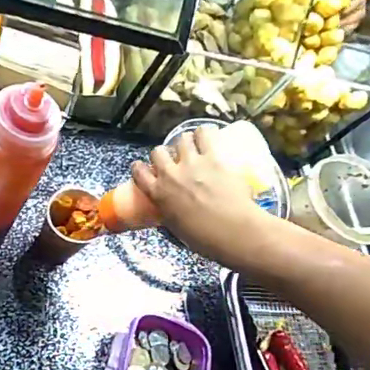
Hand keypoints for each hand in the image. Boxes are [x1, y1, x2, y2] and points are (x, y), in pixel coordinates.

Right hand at [130, 125, 284, 268]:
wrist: (231, 230)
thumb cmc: (203, 237)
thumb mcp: (175, 226)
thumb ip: (172, 212)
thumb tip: (177, 211)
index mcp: (158, 194)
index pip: (139, 173)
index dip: (140, 167)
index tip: (144, 168)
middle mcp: (170, 175)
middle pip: (158, 152)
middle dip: (163, 153)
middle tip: (173, 158)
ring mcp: (192, 164)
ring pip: (181, 139)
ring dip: (184, 140)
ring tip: (192, 143)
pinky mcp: (214, 158)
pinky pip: (206, 134)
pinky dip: (205, 132)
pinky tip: (207, 133)